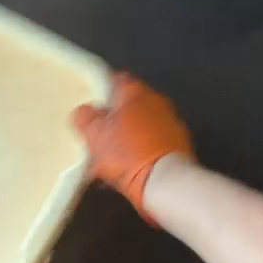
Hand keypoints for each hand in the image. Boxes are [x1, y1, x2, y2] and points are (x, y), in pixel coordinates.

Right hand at [70, 73, 193, 217]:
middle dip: (113, 119)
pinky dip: (140, 152)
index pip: (116, 80)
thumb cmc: (128, 153)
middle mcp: (157, 101)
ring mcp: (171, 123)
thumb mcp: (95, 135)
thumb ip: (86, 118)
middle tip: (97, 136)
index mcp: (135, 92)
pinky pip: (152, 144)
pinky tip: (128, 170)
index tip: (91, 106)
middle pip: (129, 105)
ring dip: (126, 138)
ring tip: (109, 159)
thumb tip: (84, 110)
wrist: (166, 182)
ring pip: (140, 126)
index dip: (101, 91)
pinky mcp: (179, 145)